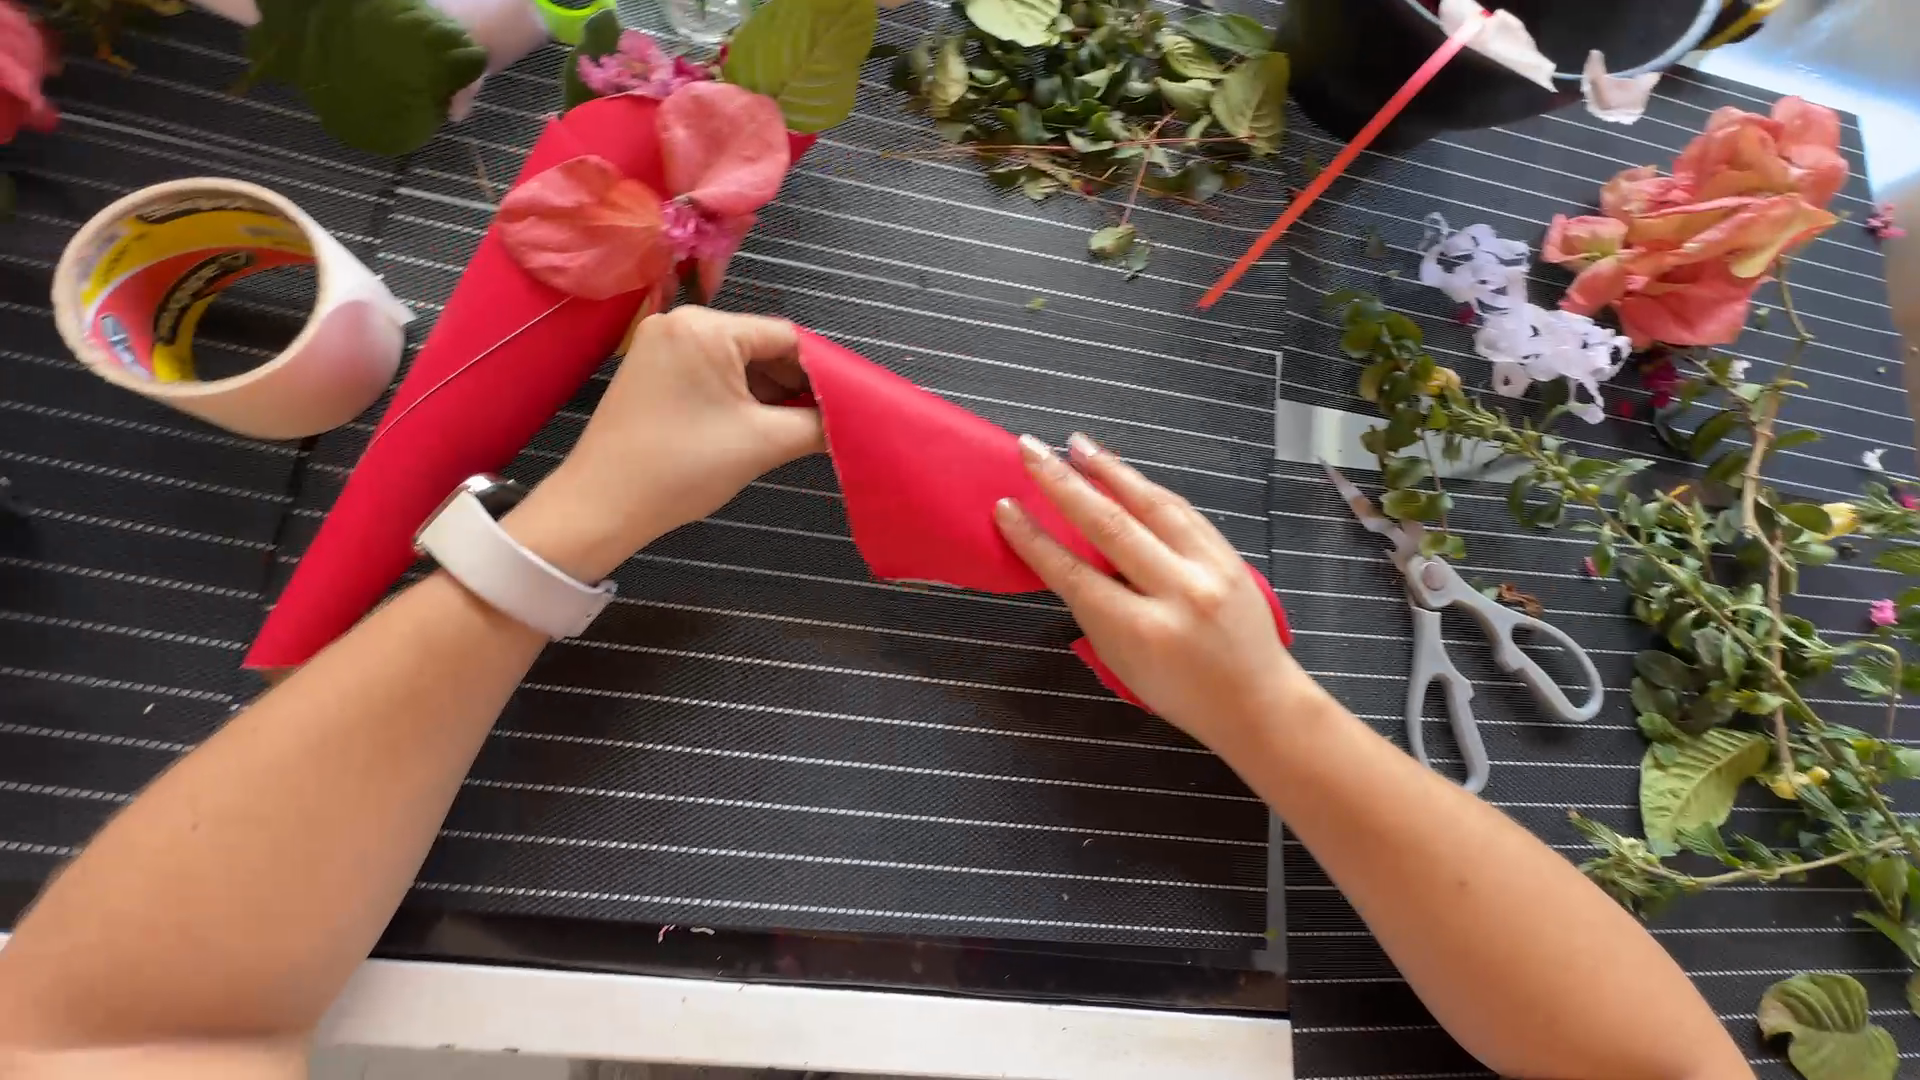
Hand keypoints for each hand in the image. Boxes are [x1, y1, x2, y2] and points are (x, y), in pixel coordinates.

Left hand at [505, 307, 822, 579]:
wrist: (603, 505)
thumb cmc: (684, 467)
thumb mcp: (763, 444)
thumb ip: (817, 426)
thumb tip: (851, 423)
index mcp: (707, 327)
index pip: (787, 337)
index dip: (824, 371)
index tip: (849, 403)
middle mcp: (682, 323)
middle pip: (762, 346)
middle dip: (796, 385)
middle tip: (827, 421)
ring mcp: (662, 346)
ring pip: (739, 363)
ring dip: (770, 395)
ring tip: (799, 429)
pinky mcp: (654, 371)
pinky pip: (713, 375)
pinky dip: (741, 398)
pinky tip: (761, 426)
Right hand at [993, 432, 1322, 754]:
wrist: (1258, 703)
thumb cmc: (1179, 693)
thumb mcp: (1121, 662)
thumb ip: (1094, 608)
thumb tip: (1067, 556)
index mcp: (1141, 632)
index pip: (1073, 574)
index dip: (1034, 538)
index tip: (1005, 506)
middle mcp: (1177, 593)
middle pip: (1110, 526)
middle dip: (1063, 484)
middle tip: (1031, 450)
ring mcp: (1209, 568)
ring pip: (1153, 505)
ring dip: (1109, 469)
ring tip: (1076, 444)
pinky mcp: (1229, 555)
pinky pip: (1181, 510)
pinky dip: (1147, 486)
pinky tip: (1123, 470)